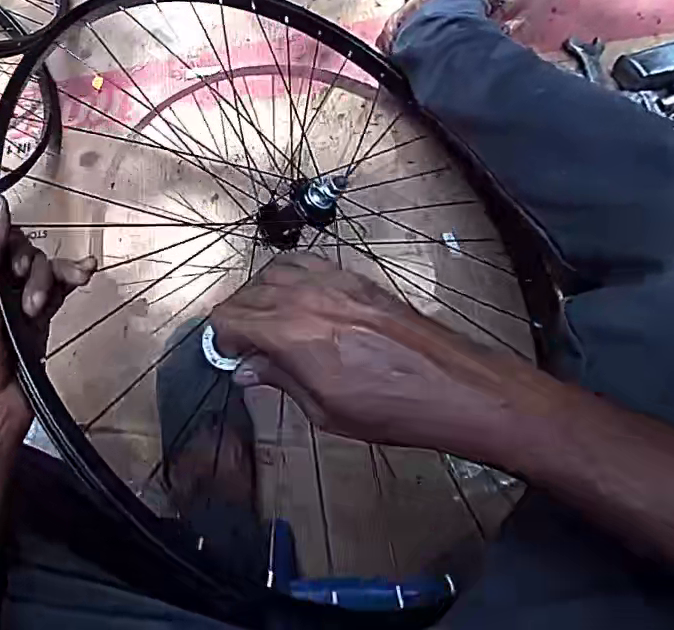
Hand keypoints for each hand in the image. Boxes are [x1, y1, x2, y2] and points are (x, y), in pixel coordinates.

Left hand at [0, 195, 96, 440]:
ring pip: (46, 270)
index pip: (0, 240)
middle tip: (23, 296)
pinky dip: (74, 276)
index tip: (13, 265)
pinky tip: (89, 269)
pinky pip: (61, 288)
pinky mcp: (44, 318)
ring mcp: (22, 302)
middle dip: (30, 270)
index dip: (12, 245)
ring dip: (48, 282)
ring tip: (39, 309)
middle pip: (26, 253)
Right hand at [208, 252, 554, 462]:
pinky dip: (286, 275)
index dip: (221, 338)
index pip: (229, 317)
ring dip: (258, 294)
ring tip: (268, 320)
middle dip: (237, 319)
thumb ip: (278, 379)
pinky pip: (301, 261)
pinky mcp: (348, 274)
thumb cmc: (387, 408)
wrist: (451, 385)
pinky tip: (294, 295)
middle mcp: (301, 296)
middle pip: (245, 293)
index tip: (231, 358)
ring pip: (269, 272)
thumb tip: (244, 370)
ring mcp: (326, 279)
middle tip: (247, 347)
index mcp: (289, 332)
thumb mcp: (324, 411)